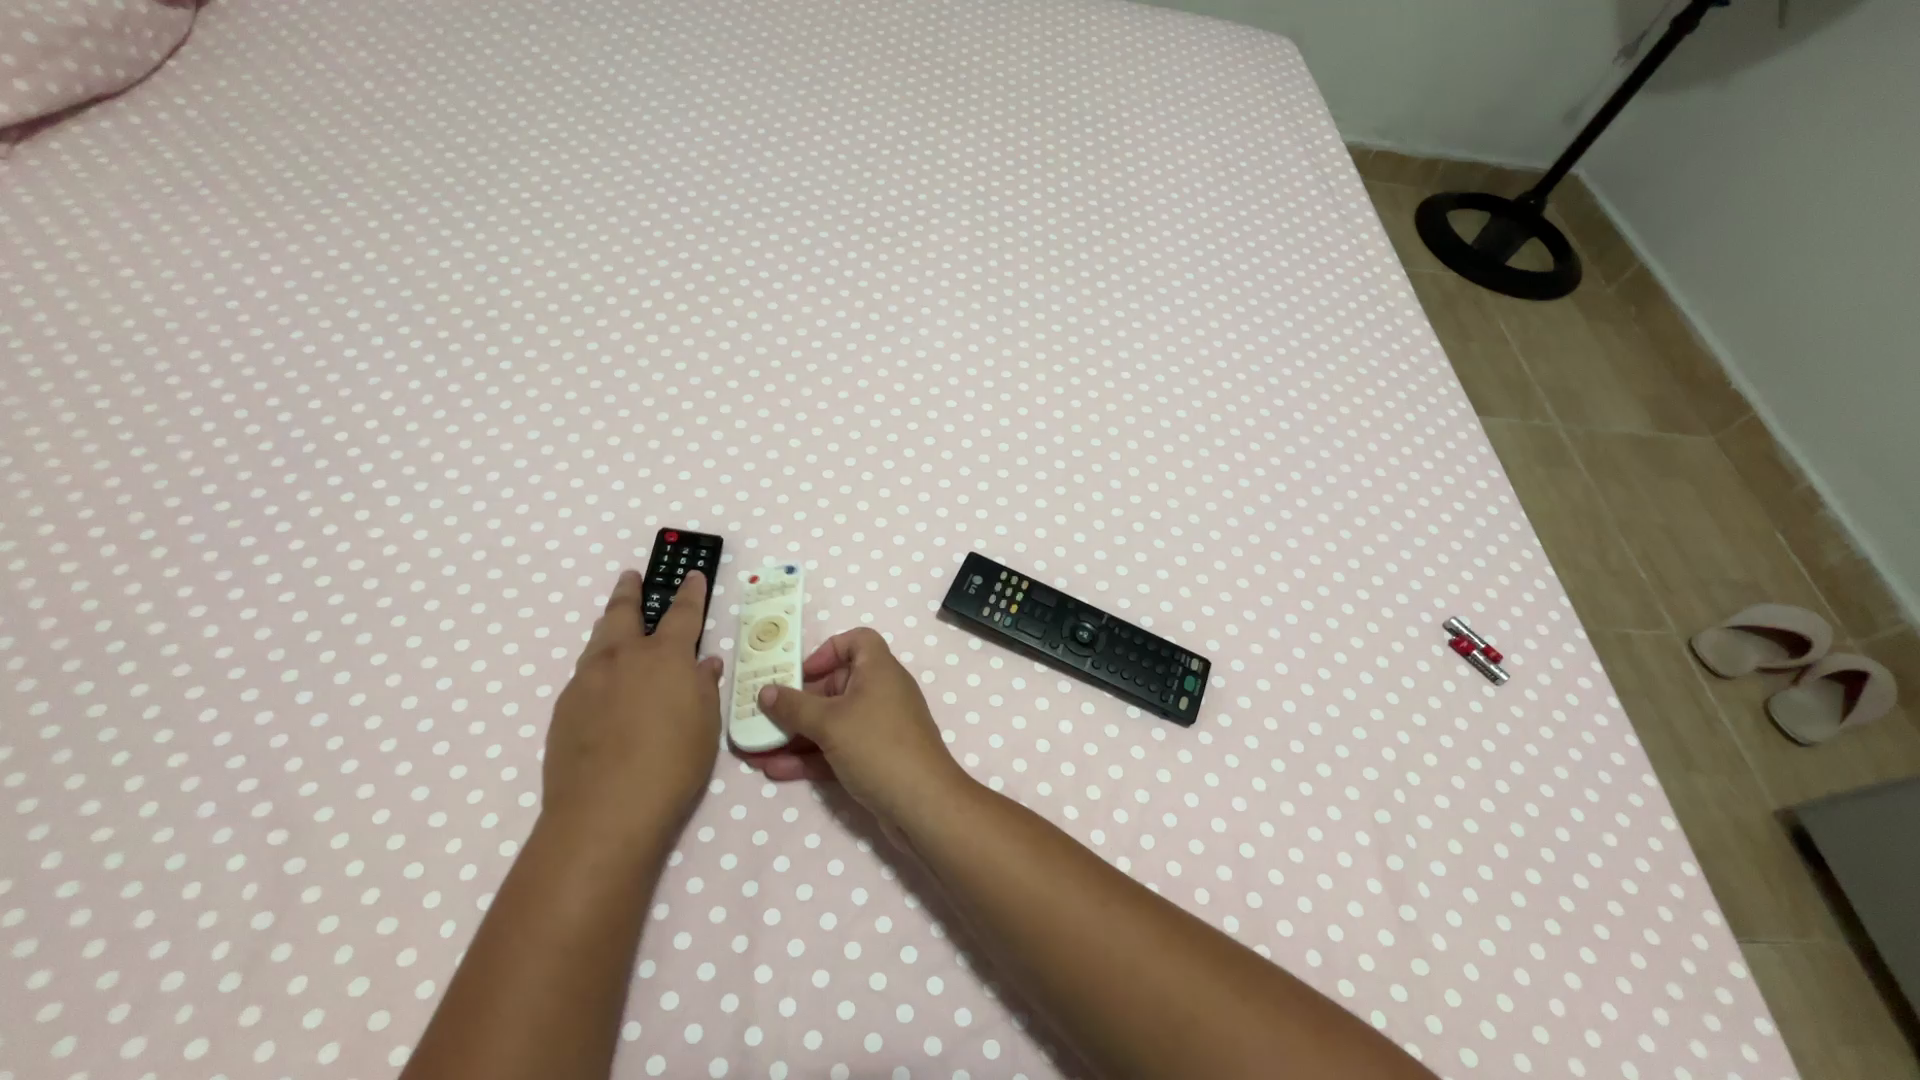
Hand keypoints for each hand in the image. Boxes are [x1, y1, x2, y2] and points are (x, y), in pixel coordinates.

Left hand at [543, 570, 722, 845]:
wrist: (605, 809)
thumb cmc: (672, 764)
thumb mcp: (705, 724)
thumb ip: (703, 688)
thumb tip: (704, 665)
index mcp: (665, 656)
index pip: (683, 614)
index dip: (690, 593)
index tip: (692, 575)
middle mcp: (623, 658)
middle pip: (624, 613)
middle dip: (631, 592)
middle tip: (632, 577)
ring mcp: (587, 681)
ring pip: (598, 641)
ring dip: (610, 626)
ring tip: (615, 623)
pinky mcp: (564, 708)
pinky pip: (585, 675)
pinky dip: (599, 667)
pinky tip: (605, 686)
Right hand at [749, 627, 973, 828]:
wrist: (923, 805)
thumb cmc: (877, 747)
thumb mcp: (830, 723)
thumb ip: (794, 707)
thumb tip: (765, 692)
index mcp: (878, 670)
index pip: (858, 641)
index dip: (828, 650)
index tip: (801, 672)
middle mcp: (881, 694)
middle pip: (835, 686)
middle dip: (796, 702)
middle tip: (762, 715)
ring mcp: (879, 729)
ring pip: (831, 723)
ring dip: (795, 735)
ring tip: (755, 749)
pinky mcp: (875, 760)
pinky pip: (836, 750)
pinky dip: (809, 757)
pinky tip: (775, 770)